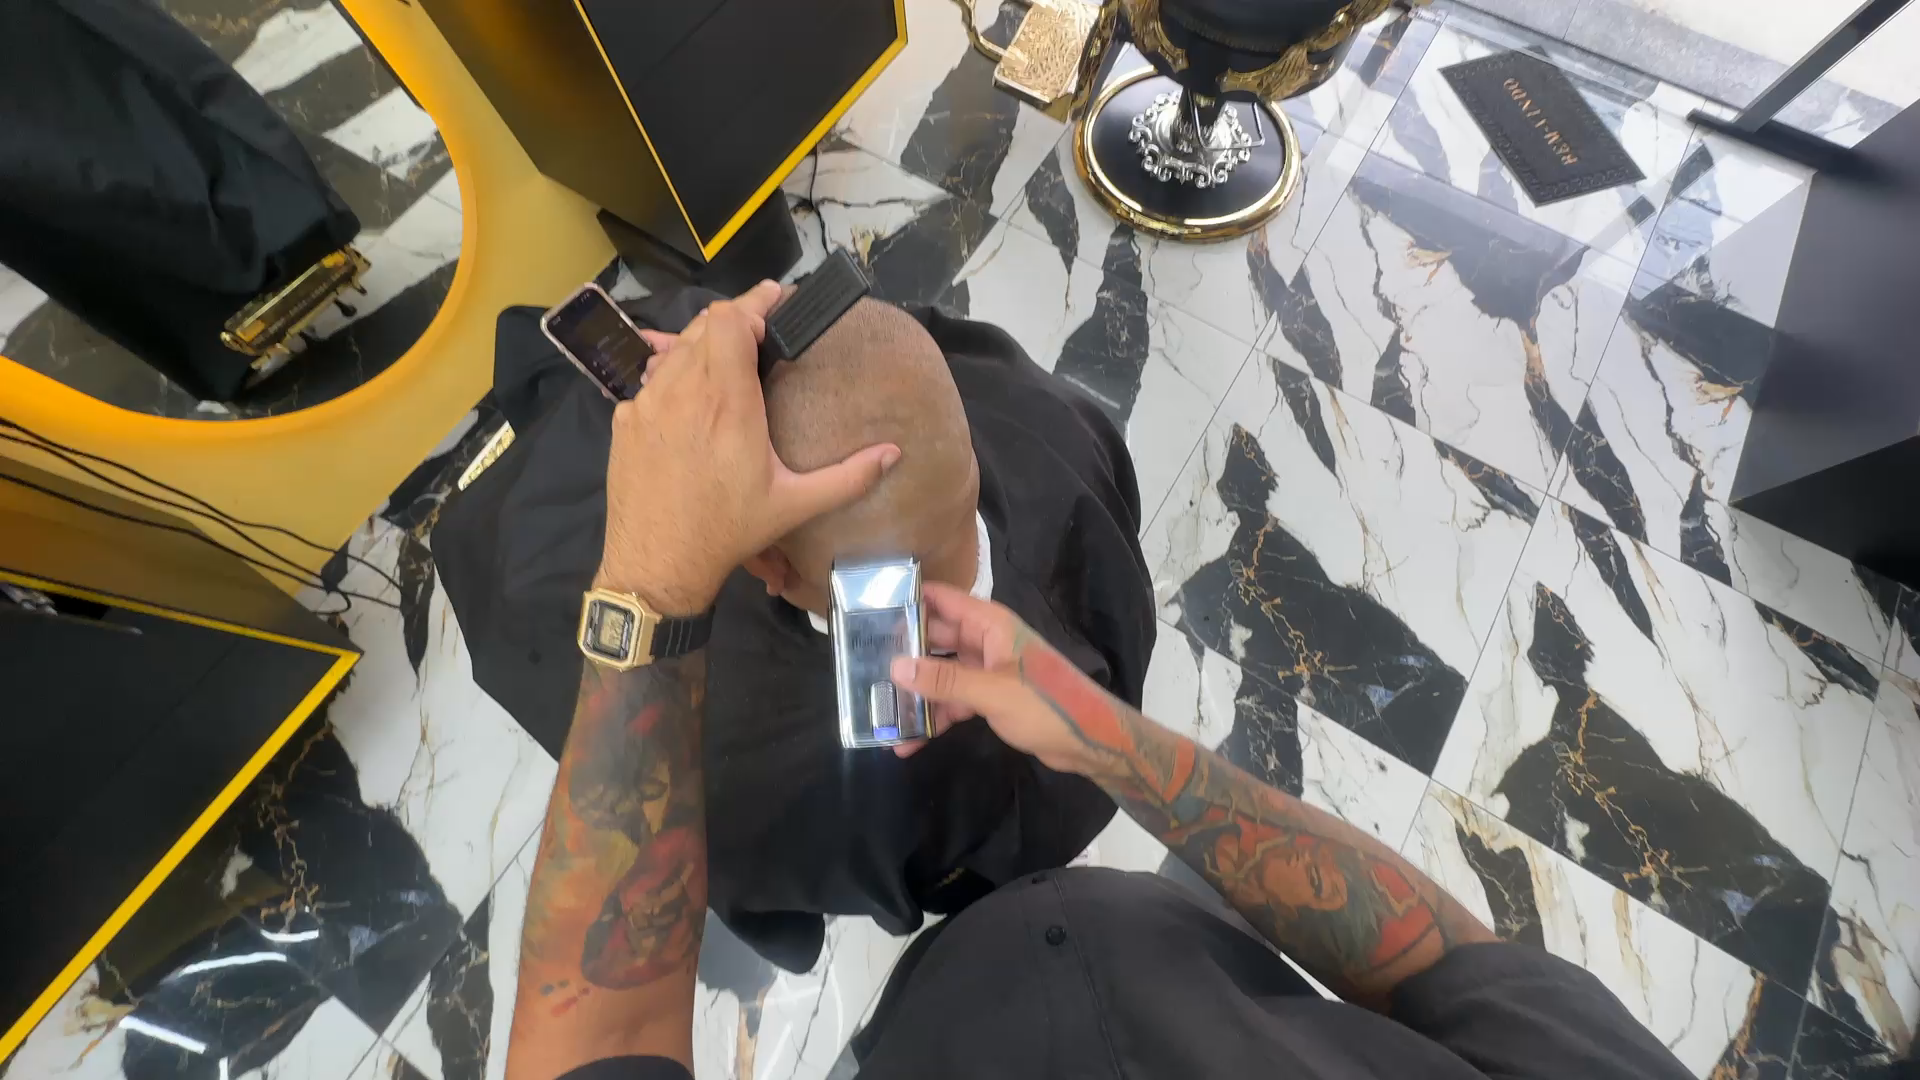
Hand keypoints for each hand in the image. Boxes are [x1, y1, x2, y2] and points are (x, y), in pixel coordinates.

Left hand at [596, 280, 899, 613]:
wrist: (657, 563)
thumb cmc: (729, 531)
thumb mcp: (795, 505)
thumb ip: (848, 477)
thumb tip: (893, 453)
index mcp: (728, 404)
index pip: (730, 322)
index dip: (753, 304)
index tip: (775, 299)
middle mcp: (683, 392)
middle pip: (705, 325)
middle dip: (735, 319)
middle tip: (762, 329)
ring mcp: (647, 404)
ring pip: (677, 349)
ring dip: (705, 343)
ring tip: (730, 357)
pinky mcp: (625, 421)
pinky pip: (653, 379)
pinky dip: (677, 373)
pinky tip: (693, 397)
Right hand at [887, 583, 1109, 775]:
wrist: (1090, 742)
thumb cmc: (1047, 705)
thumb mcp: (992, 692)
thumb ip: (943, 680)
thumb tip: (894, 667)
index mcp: (990, 624)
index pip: (942, 599)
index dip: (907, 599)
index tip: (868, 608)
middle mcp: (985, 641)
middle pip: (935, 638)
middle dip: (902, 651)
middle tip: (860, 665)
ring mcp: (987, 670)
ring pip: (941, 673)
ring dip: (916, 691)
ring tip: (878, 709)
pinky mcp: (990, 697)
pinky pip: (953, 700)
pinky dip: (935, 716)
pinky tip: (909, 741)